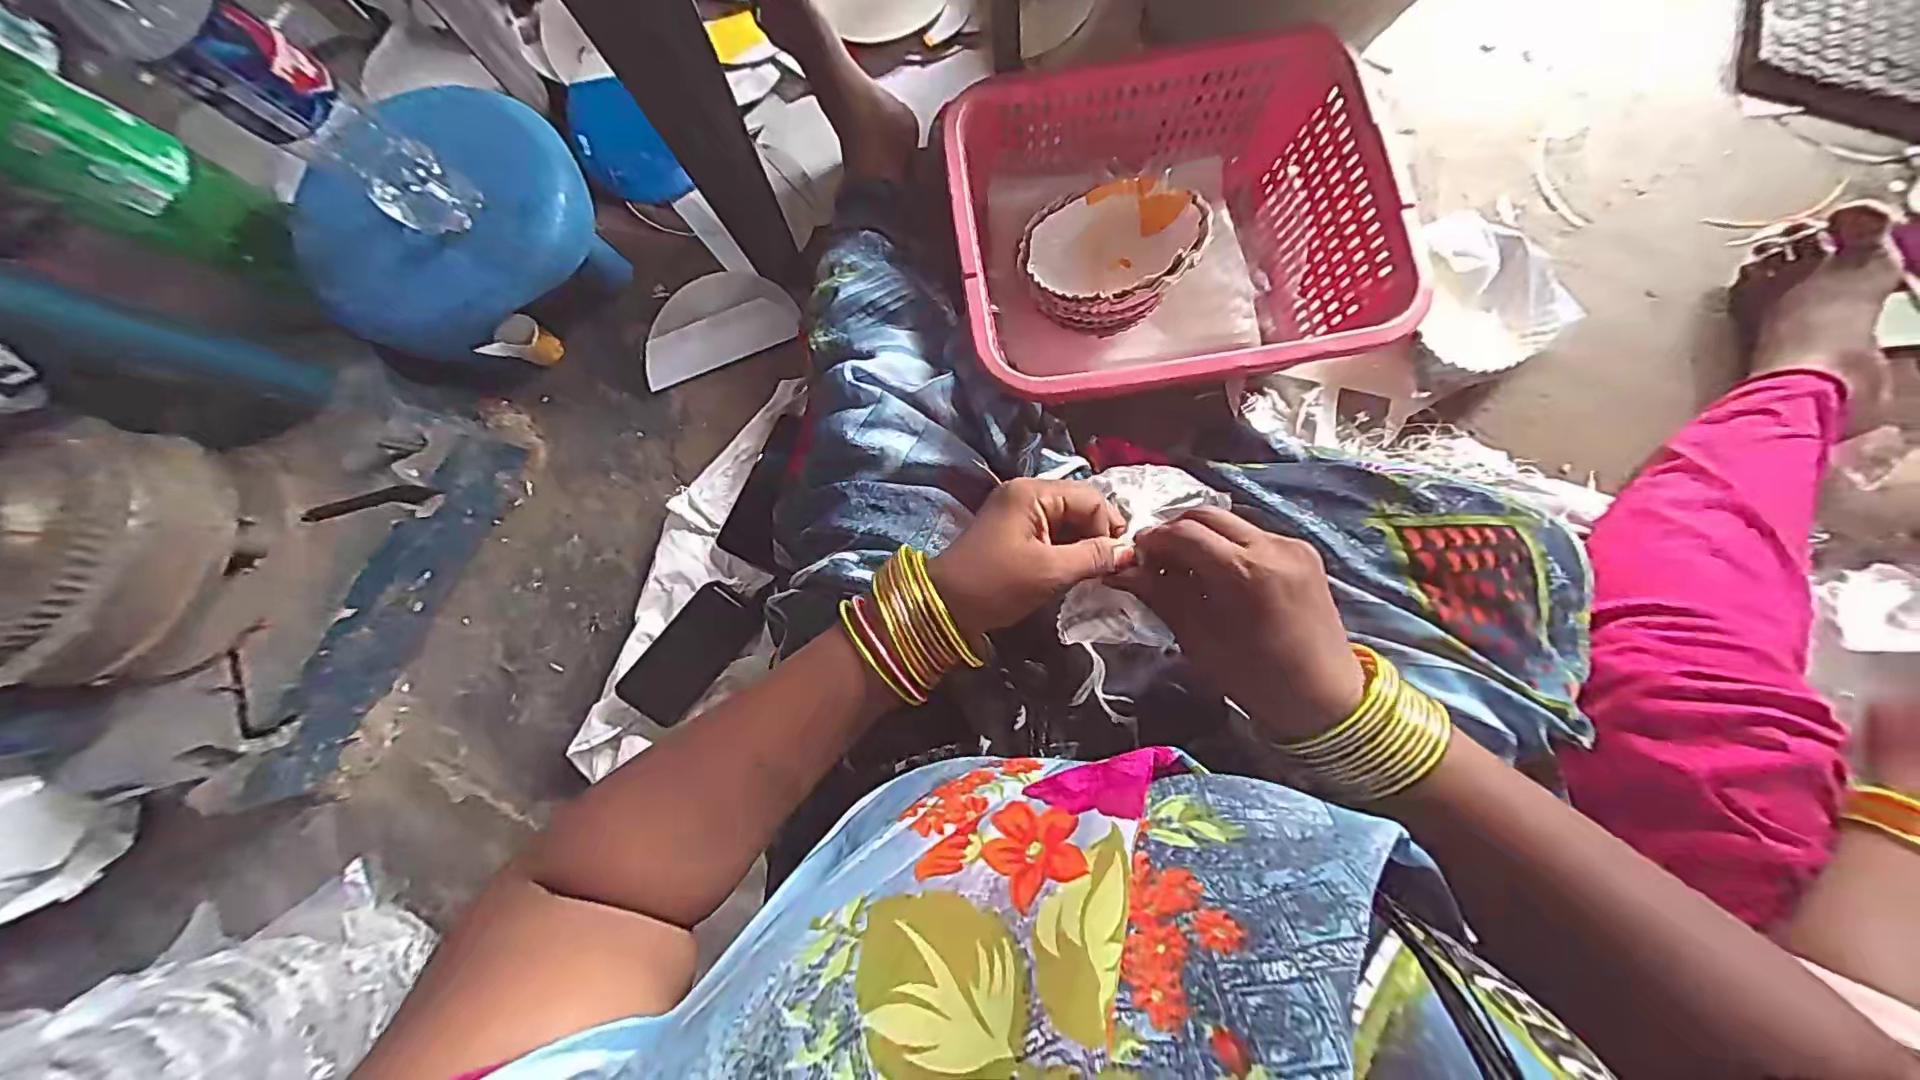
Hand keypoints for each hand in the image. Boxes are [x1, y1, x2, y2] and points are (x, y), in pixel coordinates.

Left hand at [927, 478, 1131, 637]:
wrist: (944, 605)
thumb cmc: (996, 584)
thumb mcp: (1049, 572)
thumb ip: (1092, 557)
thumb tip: (1129, 551)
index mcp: (1032, 493)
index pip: (1090, 498)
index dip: (1109, 527)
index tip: (1115, 561)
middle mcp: (1025, 493)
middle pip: (1079, 505)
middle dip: (1097, 535)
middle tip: (1107, 568)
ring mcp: (1016, 510)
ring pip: (1067, 520)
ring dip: (1082, 544)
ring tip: (1091, 572)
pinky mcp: (1013, 530)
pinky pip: (1051, 532)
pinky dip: (1065, 549)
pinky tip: (1071, 570)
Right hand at [1114, 506, 1362, 742]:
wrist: (1324, 696)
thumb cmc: (1254, 678)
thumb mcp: (1197, 637)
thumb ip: (1161, 594)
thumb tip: (1122, 571)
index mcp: (1243, 571)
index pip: (1182, 533)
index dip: (1152, 540)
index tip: (1136, 558)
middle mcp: (1271, 547)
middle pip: (1206, 516)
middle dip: (1174, 532)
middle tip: (1156, 560)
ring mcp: (1292, 545)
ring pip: (1230, 522)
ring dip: (1200, 537)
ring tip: (1186, 568)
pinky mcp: (1304, 551)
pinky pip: (1252, 535)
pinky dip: (1227, 546)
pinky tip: (1219, 573)